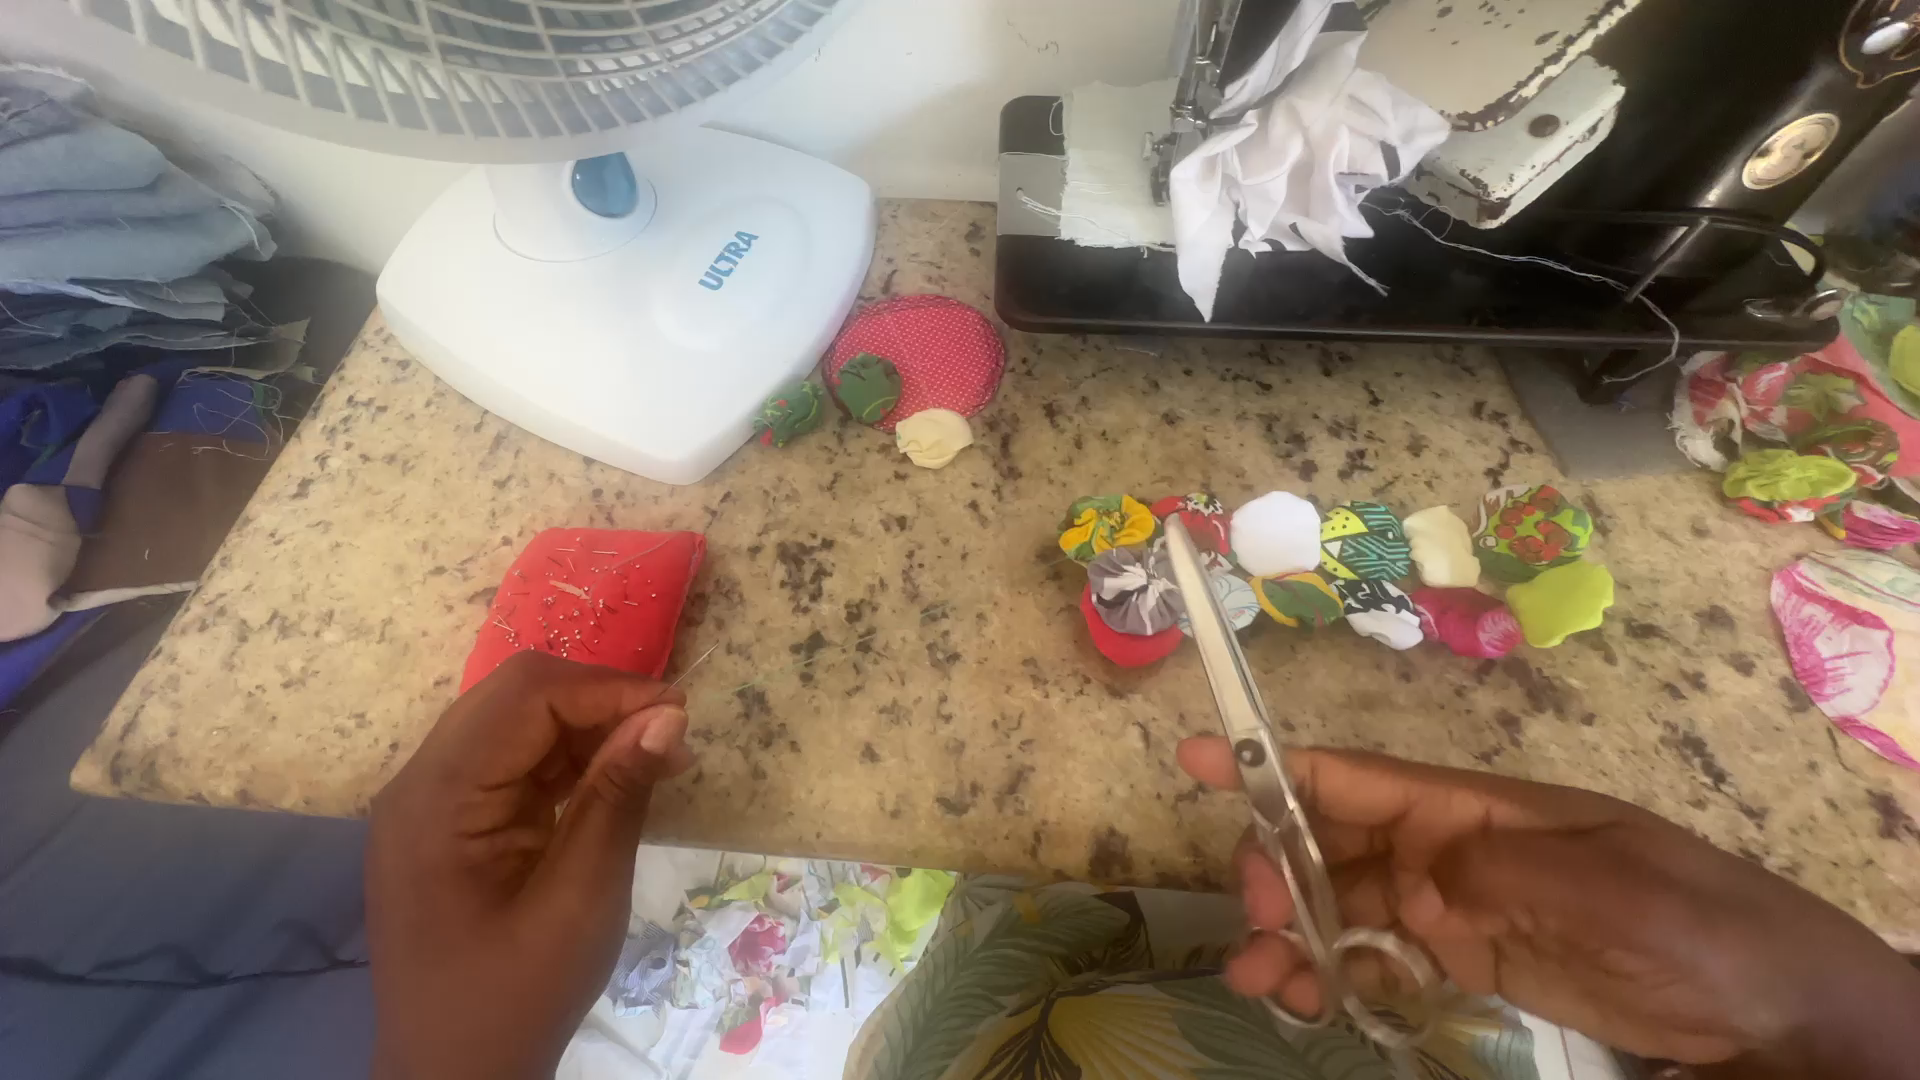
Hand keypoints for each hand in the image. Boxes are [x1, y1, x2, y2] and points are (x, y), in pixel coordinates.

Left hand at [366, 652, 694, 1079]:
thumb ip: (620, 795)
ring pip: (523, 719)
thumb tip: (669, 715)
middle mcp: (424, 783)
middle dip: (602, 699)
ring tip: (660, 755)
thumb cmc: (518, 994)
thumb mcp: (582, 896)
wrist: (458, 1078)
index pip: (526, 697)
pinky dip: (578, 754)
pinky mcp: (459, 817)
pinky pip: (522, 757)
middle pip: (518, 695)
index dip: (608, 690)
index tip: (678, 714)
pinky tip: (623, 773)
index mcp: (437, 799)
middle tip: (669, 730)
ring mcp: (437, 800)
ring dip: (594, 724)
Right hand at [1176, 738, 1919, 1076]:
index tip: (1200, 759)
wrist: (1788, 1023)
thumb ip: (1502, 868)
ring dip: (1290, 935)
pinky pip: (1370, 959)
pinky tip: (1305, 1001)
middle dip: (1277, 872)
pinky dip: (1329, 974)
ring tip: (1260, 980)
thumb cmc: (1705, 928)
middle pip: (1326, 843)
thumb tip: (1417, 873)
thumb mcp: (1614, 888)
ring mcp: (1444, 906)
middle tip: (1260, 922)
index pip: (1350, 777)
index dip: (1271, 765)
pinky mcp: (1454, 962)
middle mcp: (1440, 847)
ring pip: (1337, 906)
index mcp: (1466, 808)